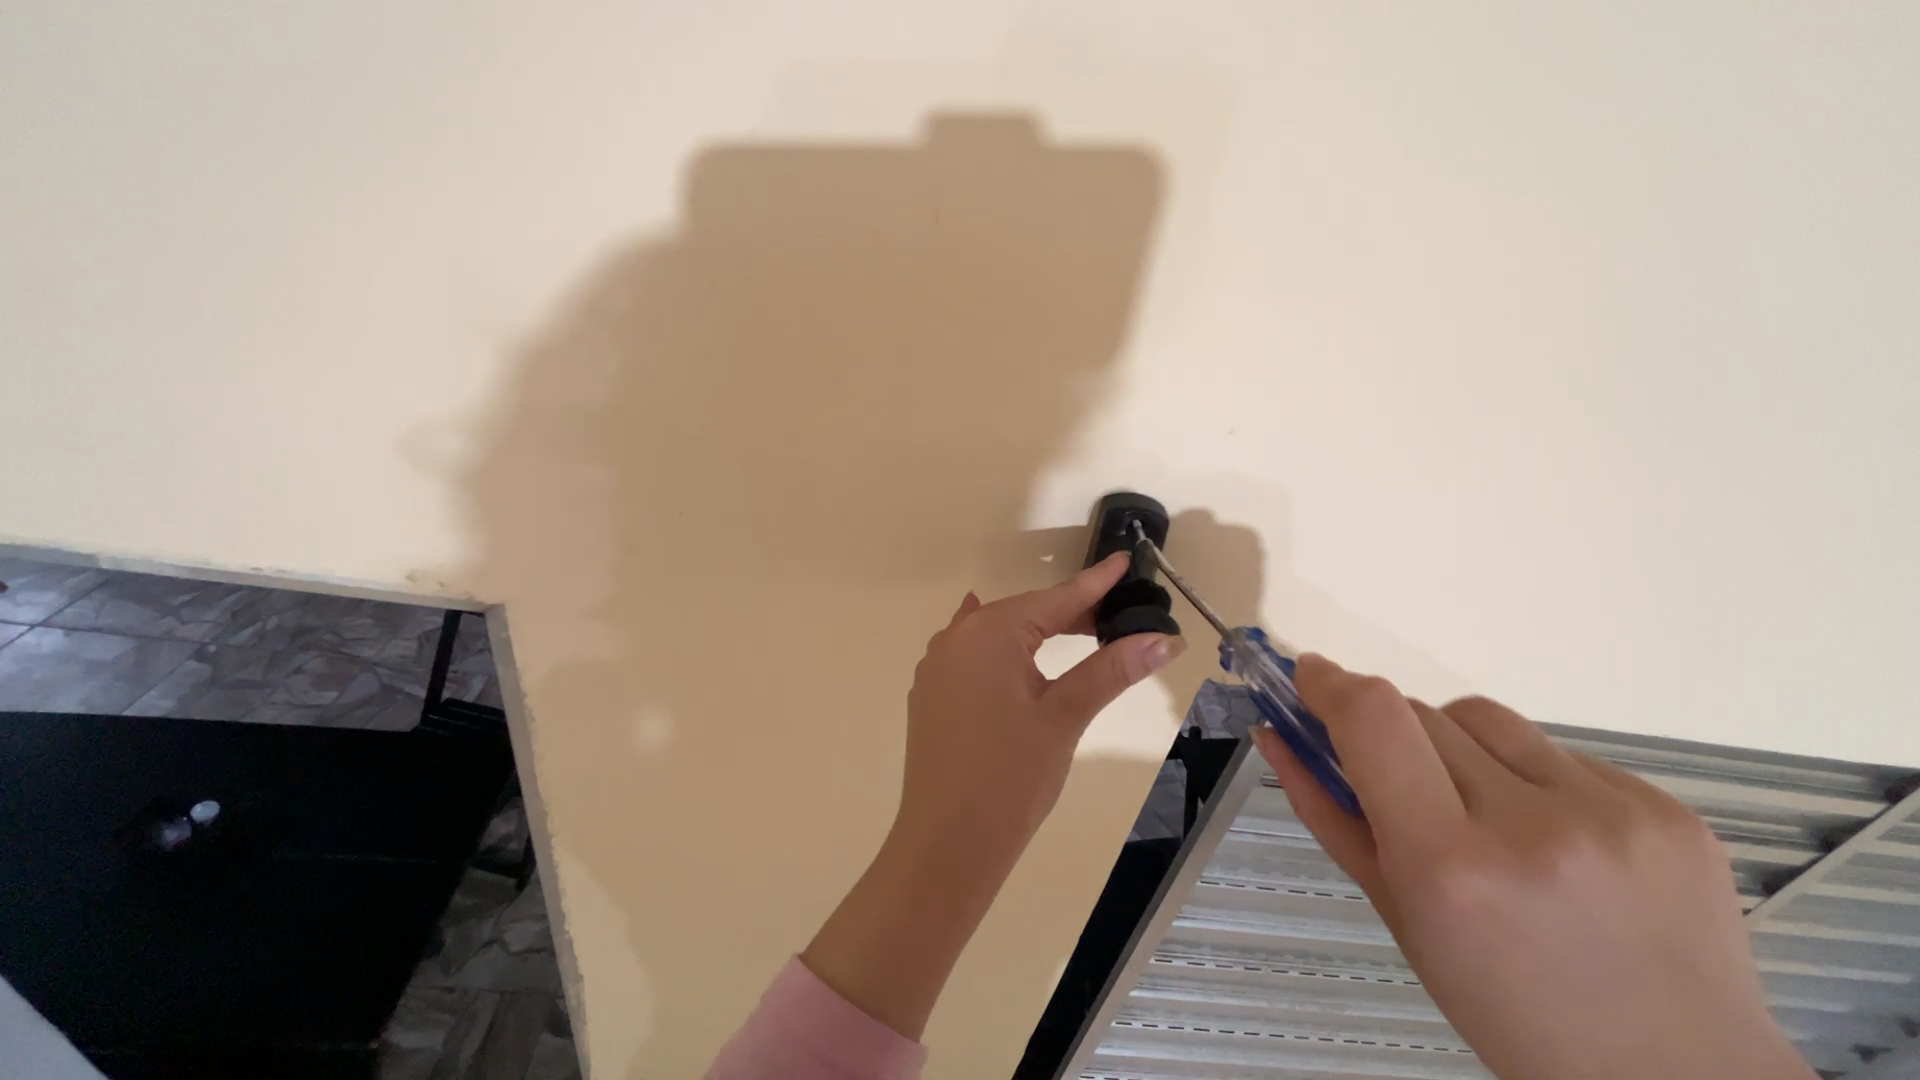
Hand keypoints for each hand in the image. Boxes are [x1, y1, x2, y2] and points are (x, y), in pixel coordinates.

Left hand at [802, 553, 1183, 1037]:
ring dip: (1037, 632)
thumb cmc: (1011, 776)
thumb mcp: (1064, 717)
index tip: (1125, 563)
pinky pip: (973, 656)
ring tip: (1080, 634)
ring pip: (997, 635)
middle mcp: (955, 639)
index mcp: (989, 634)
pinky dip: (1004, 650)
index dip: (1095, 585)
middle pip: (1024, 614)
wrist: (948, 842)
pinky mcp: (930, 696)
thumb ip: (1110, 670)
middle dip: (1070, 614)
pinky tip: (1009, 644)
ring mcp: (937, 668)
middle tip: (1119, 617)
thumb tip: (1163, 639)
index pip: (1055, 600)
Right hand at [1252, 655, 1813, 1079]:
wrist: (1671, 1076)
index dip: (1330, 684)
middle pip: (1422, 714)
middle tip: (1404, 788)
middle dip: (1393, 736)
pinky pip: (1560, 754)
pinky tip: (1560, 844)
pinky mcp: (1666, 807)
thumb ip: (1330, 813)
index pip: (1374, 720)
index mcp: (1449, 864)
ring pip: (1487, 719)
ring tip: (1486, 817)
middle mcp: (1532, 824)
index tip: (1309, 676)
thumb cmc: (1503, 1006)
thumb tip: (1276, 734)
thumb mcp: (1398, 916)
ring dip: (1459, 747)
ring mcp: (1611, 811)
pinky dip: (1532, 780)